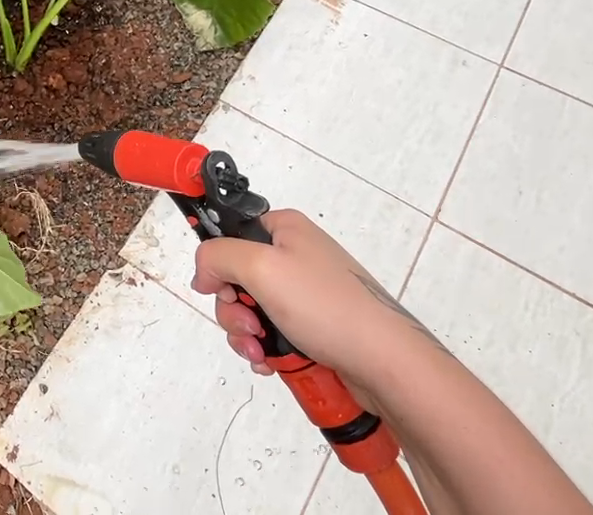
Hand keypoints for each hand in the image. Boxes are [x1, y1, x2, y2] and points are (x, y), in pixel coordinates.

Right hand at [192, 208, 441, 386]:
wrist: (388, 363)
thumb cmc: (324, 304)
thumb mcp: (260, 266)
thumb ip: (216, 256)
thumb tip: (203, 273)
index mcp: (284, 229)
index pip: (231, 232)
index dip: (216, 260)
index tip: (218, 287)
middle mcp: (295, 256)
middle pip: (236, 277)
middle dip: (232, 308)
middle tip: (249, 326)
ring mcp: (305, 294)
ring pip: (251, 310)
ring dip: (245, 333)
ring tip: (261, 352)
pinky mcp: (314, 327)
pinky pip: (271, 334)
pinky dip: (264, 349)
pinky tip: (270, 363)